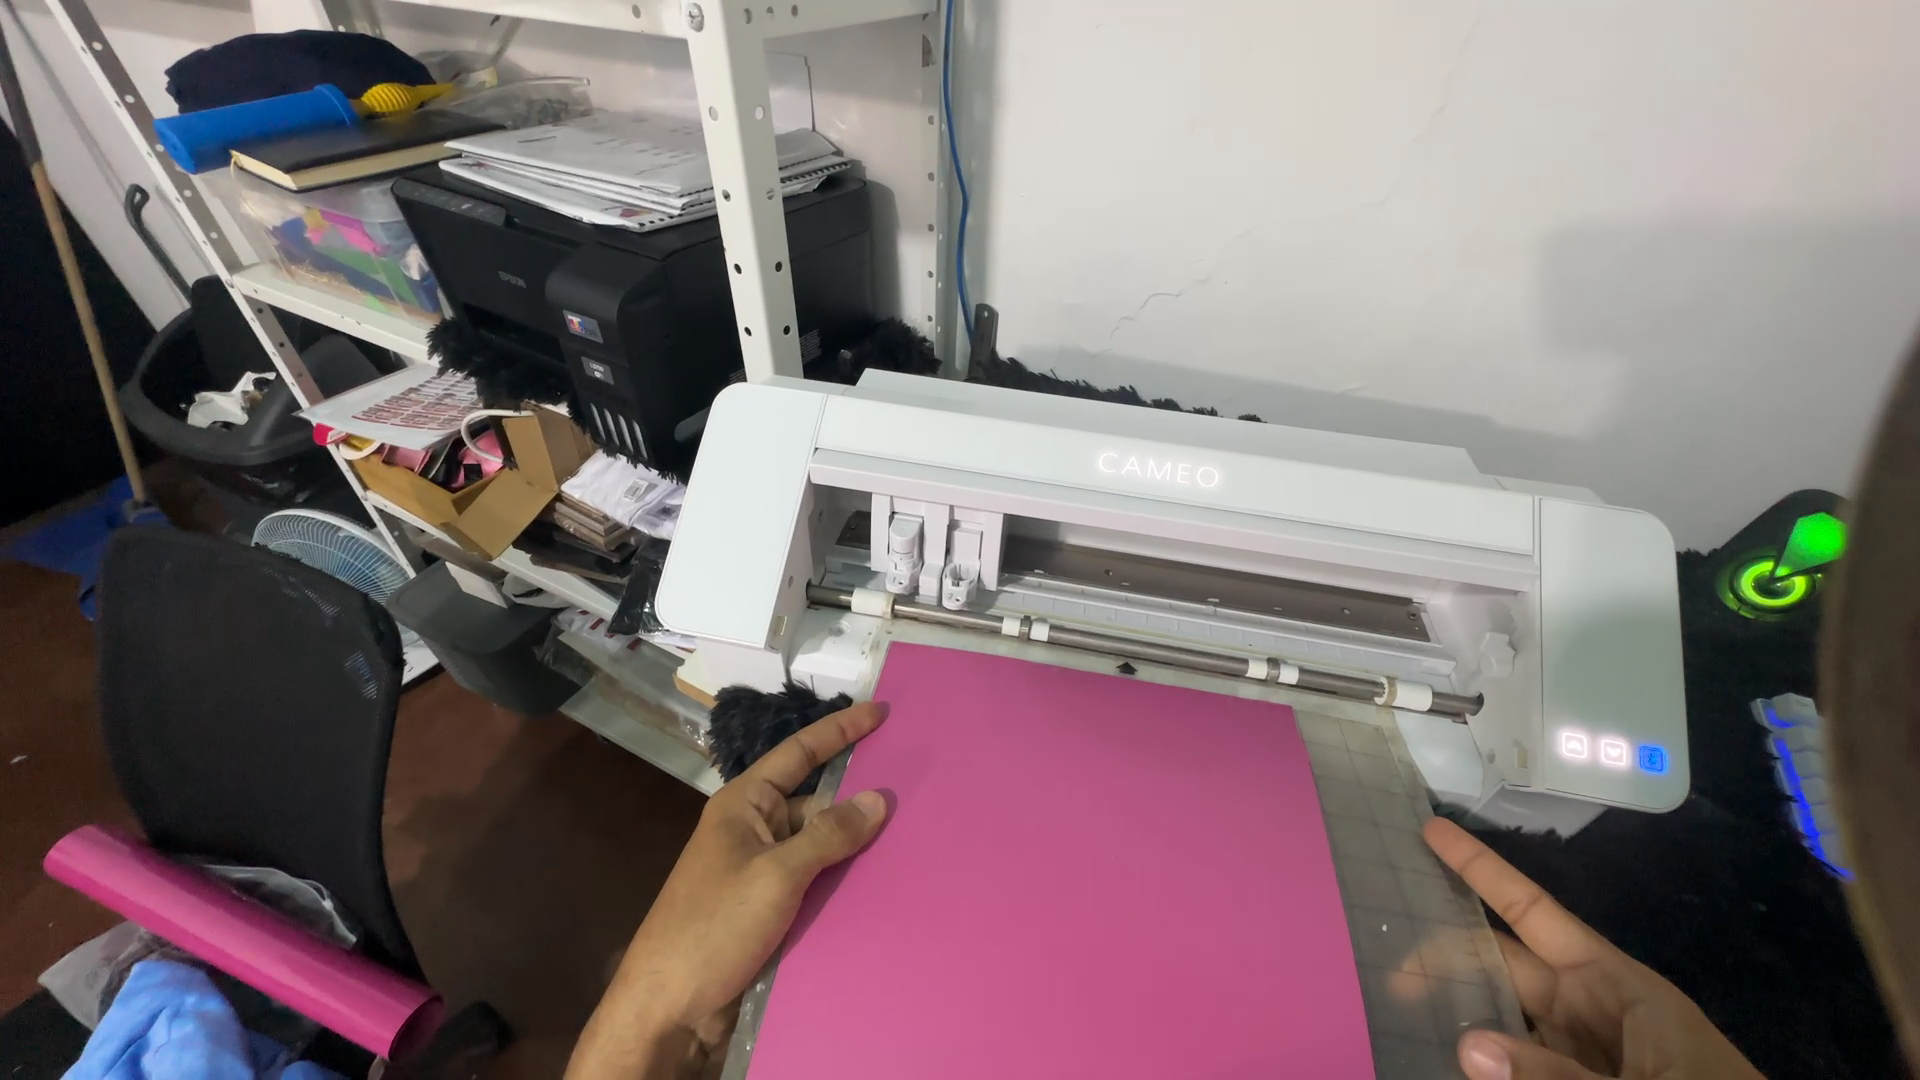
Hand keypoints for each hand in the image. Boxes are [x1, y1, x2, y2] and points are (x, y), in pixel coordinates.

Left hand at [566, 702, 891, 1079]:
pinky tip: (881, 882)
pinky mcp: (768, 907)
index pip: (800, 752)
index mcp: (745, 803)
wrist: (666, 1012)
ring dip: (853, 843)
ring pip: (820, 842)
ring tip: (910, 834)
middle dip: (857, 795)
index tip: (881, 711)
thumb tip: (879, 798)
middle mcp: (754, 828)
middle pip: (816, 800)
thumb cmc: (712, 927)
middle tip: (912, 785)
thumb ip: (829, 835)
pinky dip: (843, 877)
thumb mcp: (776, 875)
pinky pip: (816, 878)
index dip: (841, 729)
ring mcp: (761, 870)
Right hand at [1422, 818, 1763, 1078]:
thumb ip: (1558, 1073)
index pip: (1530, 910)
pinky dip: (1478, 1058)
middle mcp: (1588, 1008)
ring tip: (1398, 1011)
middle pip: (1499, 962)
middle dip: (1442, 956)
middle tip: (1384, 967)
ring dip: (1455, 1011)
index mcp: (1614, 985)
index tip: (1429, 829)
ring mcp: (1579, 1051)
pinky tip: (1437, 1053)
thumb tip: (1464, 1046)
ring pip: (1498, 1015)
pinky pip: (1511, 1061)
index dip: (1479, 868)